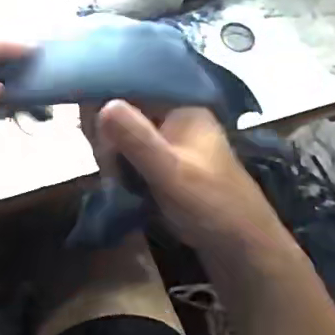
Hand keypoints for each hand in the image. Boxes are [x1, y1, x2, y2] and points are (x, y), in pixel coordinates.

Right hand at [95, 102, 297, 278]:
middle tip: (109, 164)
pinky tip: (118, 183)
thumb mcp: (171, 172)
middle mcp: (172, 115)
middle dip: (105, 133)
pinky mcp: (161, 161)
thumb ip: (136, 139)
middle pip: (120, 107)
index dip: (104, 96)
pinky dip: (118, 165)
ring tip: (116, 178)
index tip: (90, 127)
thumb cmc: (213, 206)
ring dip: (110, 153)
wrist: (244, 252)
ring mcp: (166, 139)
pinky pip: (127, 152)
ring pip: (119, 132)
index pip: (132, 82)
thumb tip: (102, 104)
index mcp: (180, 104)